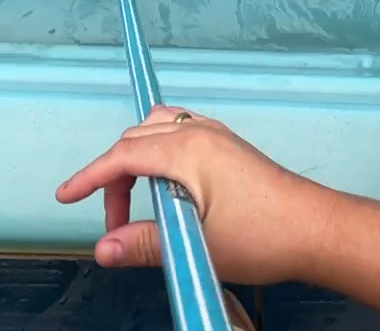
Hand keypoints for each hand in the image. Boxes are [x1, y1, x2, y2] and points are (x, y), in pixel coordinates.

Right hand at [55, 105, 334, 283]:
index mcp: (186, 150)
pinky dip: (158, 152)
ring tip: (135, 201)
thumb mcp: (196, 245)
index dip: (90, 176)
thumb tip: (102, 250)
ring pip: (157, 129)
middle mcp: (198, 132)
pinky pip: (178, 132)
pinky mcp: (226, 144)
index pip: (123, 156)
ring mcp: (214, 134)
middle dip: (114, 177)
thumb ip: (145, 244)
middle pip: (136, 140)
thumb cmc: (261, 235)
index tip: (65, 196)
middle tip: (114, 224)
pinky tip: (164, 184)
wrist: (313, 227)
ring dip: (136, 160)